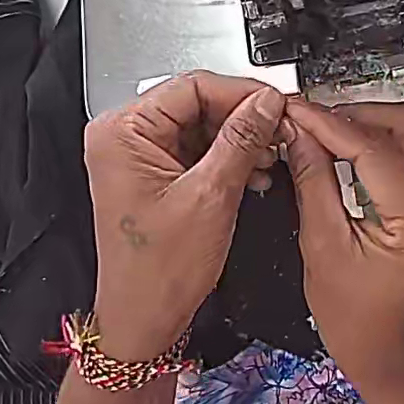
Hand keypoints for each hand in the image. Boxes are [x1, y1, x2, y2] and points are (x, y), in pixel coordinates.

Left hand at [85, 72, 288, 361]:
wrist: (145, 317)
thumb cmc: (158, 271)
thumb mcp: (211, 195)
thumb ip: (242, 140)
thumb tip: (266, 103)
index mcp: (123, 133)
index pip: (192, 86)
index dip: (242, 94)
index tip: (277, 104)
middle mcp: (124, 138)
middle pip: (197, 103)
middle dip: (244, 118)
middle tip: (280, 129)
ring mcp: (139, 157)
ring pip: (202, 126)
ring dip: (240, 139)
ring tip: (269, 155)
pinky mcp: (155, 174)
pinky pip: (198, 150)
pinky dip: (229, 157)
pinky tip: (253, 171)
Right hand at [284, 100, 403, 374]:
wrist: (387, 343)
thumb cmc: (355, 314)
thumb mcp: (322, 243)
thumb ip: (313, 177)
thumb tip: (302, 131)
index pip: (377, 151)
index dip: (332, 125)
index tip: (302, 111)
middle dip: (363, 116)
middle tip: (322, 120)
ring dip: (395, 121)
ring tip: (352, 131)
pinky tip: (381, 146)